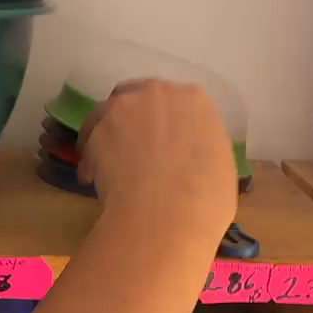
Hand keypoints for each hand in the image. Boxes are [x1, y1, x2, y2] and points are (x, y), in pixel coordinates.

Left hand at [79, 79, 237, 233]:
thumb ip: (204, 153)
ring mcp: (125, 108)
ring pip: (108, 114)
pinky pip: (90, 142)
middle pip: (138, 99)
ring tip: (107, 167)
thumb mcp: (221, 172)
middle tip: (132, 152)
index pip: (178, 105)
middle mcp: (159, 93)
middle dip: (133, 122)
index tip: (164, 146)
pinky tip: (93, 181)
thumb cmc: (206, 203)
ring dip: (108, 135)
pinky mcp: (98, 131)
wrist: (168, 218)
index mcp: (196, 102)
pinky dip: (91, 158)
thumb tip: (192, 162)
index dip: (167, 126)